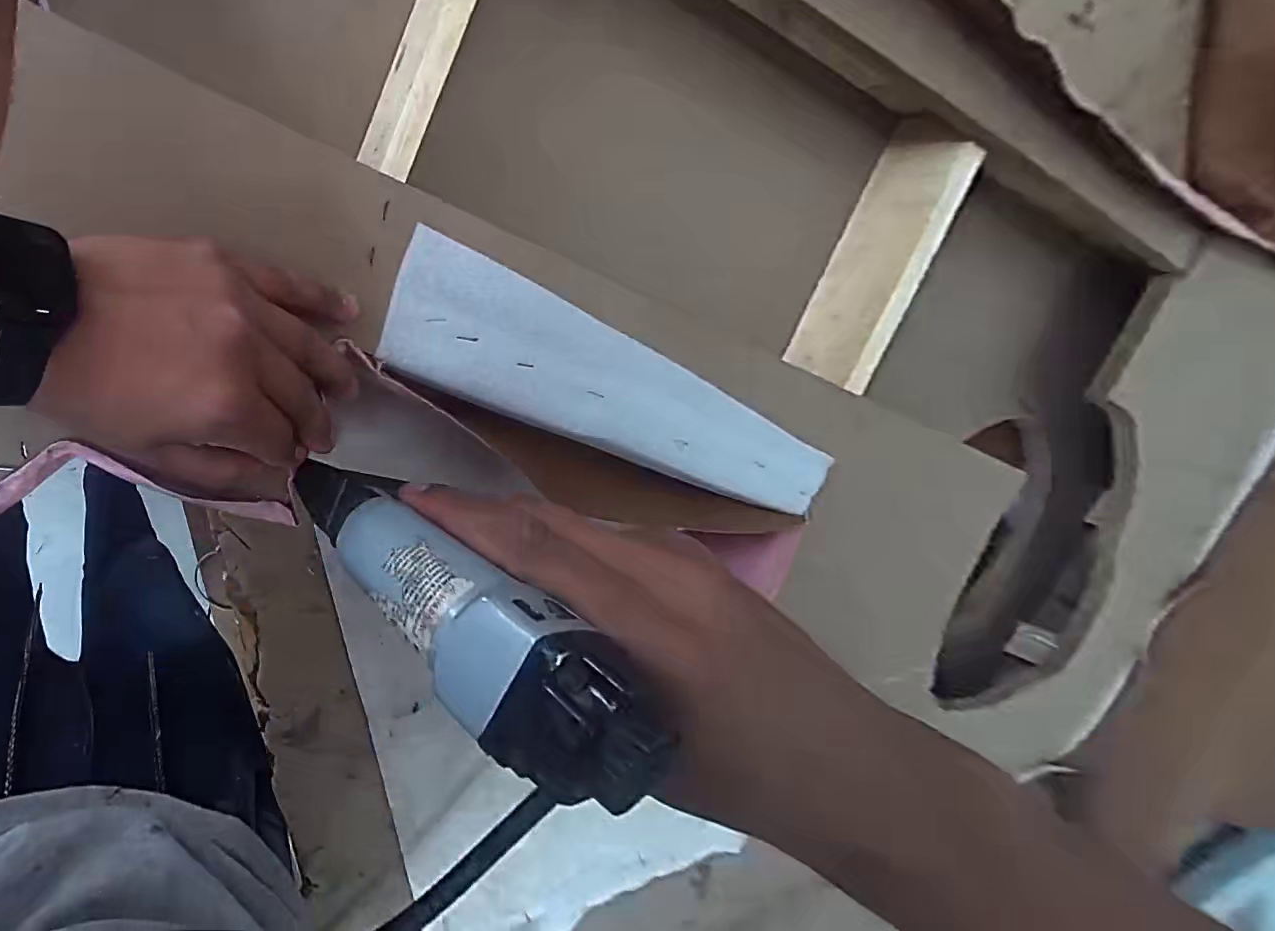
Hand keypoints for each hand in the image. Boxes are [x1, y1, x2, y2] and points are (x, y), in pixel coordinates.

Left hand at [33, 236, 359, 499]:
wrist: (43, 317)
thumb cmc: (92, 395)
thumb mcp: (150, 454)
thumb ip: (222, 473)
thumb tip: (278, 480)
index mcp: (226, 405)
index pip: (279, 437)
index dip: (286, 454)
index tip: (288, 459)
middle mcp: (247, 351)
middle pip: (300, 393)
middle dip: (315, 421)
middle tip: (321, 434)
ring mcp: (241, 300)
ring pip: (305, 342)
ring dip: (331, 371)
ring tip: (346, 389)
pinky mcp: (227, 264)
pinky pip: (287, 282)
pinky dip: (320, 299)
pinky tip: (347, 313)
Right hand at [398, 485, 924, 849]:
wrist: (857, 763)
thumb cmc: (745, 772)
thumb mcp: (641, 749)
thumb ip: (571, 691)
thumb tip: (502, 658)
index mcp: (655, 626)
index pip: (542, 553)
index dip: (472, 521)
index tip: (417, 501)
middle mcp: (667, 571)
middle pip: (551, 519)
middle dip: (480, 508)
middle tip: (426, 510)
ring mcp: (684, 558)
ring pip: (576, 521)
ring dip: (515, 520)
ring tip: (468, 533)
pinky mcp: (693, 559)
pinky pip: (604, 535)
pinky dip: (554, 535)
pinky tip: (537, 557)